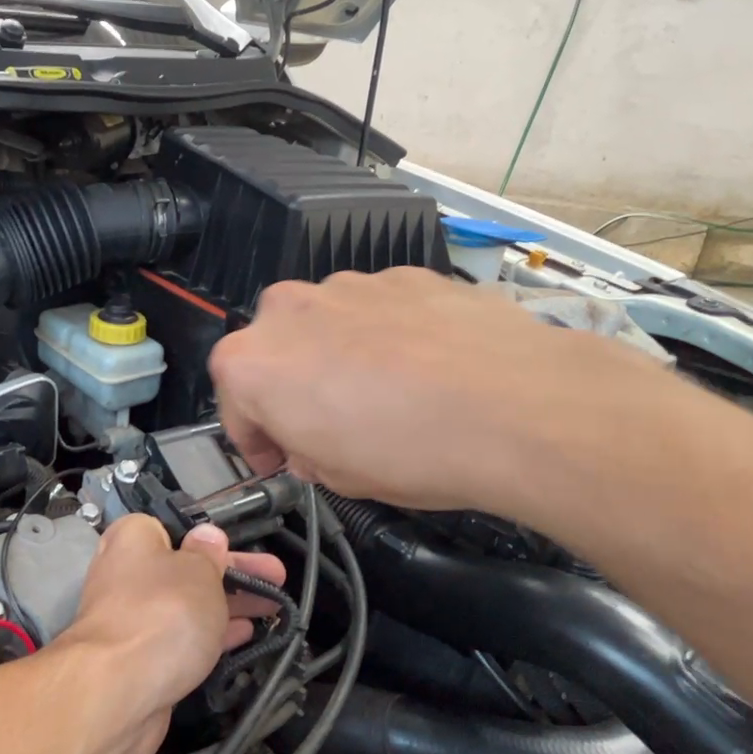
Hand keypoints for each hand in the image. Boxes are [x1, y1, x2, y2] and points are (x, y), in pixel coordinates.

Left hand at [50, 515, 285, 753]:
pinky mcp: (138, 657)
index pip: (176, 528)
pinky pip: (181, 637)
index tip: (246, 548)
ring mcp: (131, 617)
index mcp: (134, 538)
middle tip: (276, 578)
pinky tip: (244, 635)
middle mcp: (126, 572)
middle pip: (186, 567)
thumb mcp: (198, 572)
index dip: (213, 540)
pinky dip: (210, 634)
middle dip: (232, 574)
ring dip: (227, 605)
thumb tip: (208, 535)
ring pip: (187, 604)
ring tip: (272, 607)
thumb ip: (208, 554)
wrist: (117, 690)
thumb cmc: (162, 614)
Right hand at [208, 267, 687, 519]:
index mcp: (253, 363)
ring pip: (326, 324)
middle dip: (294, 387)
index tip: (278, 458)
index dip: (255, 440)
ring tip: (389, 397)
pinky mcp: (404, 275)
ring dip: (340, 357)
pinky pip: (378, 309)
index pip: (233, 406)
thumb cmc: (415, 449)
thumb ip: (308, 453)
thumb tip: (314, 442)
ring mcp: (348, 285)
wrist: (519, 407)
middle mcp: (288, 311)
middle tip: (331, 427)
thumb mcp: (340, 479)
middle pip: (274, 352)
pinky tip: (426, 370)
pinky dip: (389, 335)